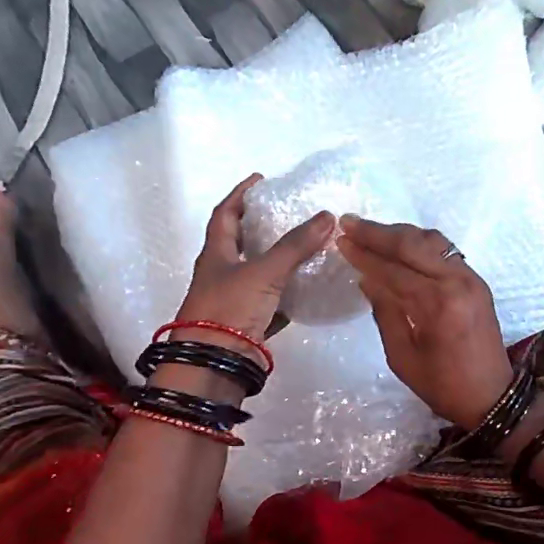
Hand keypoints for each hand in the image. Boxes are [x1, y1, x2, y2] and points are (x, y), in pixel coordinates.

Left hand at [172, 173, 333, 347]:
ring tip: (304, 248)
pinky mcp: (246, 325)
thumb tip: (327, 216)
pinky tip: (306, 290)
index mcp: (216, 255)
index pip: (225, 214)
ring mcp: (233, 301)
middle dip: (260, 228)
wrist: (215, 363)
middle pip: (240, 244)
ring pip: (257, 275)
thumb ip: (295, 246)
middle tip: (287, 214)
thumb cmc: (230, 308)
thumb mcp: (264, 272)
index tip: (260, 181)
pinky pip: (269, 305)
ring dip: (277, 263)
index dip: (241, 195)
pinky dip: (286, 296)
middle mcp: (221, 275)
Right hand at [337, 217, 512, 428]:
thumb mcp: (402, 358)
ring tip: (371, 232)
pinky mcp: (477, 281)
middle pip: (412, 245)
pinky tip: (400, 246)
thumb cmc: (443, 385)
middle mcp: (457, 282)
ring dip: (399, 234)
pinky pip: (445, 251)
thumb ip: (385, 314)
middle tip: (349, 223)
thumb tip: (368, 279)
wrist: (492, 396)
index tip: (341, 242)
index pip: (393, 270)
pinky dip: (420, 244)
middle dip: (378, 233)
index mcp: (437, 305)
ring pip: (431, 241)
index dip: (364, 255)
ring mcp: (471, 278)